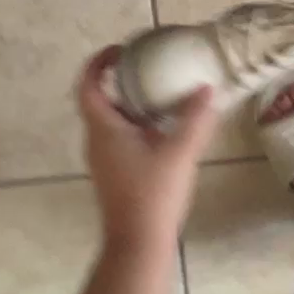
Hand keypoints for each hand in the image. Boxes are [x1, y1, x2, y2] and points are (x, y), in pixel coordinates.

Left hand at [75, 45, 218, 252]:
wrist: (138, 244)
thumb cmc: (153, 195)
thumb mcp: (179, 152)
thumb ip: (194, 118)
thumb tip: (206, 89)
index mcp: (104, 129)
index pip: (87, 86)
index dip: (98, 63)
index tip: (120, 49)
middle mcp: (97, 141)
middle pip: (101, 100)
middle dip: (122, 79)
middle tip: (151, 65)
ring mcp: (104, 159)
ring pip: (113, 120)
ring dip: (133, 102)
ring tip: (163, 91)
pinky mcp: (115, 173)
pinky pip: (121, 137)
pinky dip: (138, 123)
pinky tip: (167, 128)